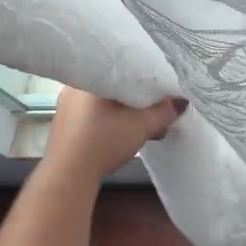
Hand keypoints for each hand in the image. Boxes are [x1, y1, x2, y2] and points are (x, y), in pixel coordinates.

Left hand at [46, 87, 185, 178]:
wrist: (68, 176)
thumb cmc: (104, 142)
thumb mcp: (143, 125)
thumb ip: (165, 111)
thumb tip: (181, 102)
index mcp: (91, 78)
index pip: (123, 68)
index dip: (144, 77)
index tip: (158, 86)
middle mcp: (73, 88)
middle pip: (114, 87)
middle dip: (136, 100)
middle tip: (153, 110)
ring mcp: (65, 108)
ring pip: (104, 104)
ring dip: (123, 113)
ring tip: (142, 127)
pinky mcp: (63, 127)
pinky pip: (92, 117)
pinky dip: (109, 122)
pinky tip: (121, 137)